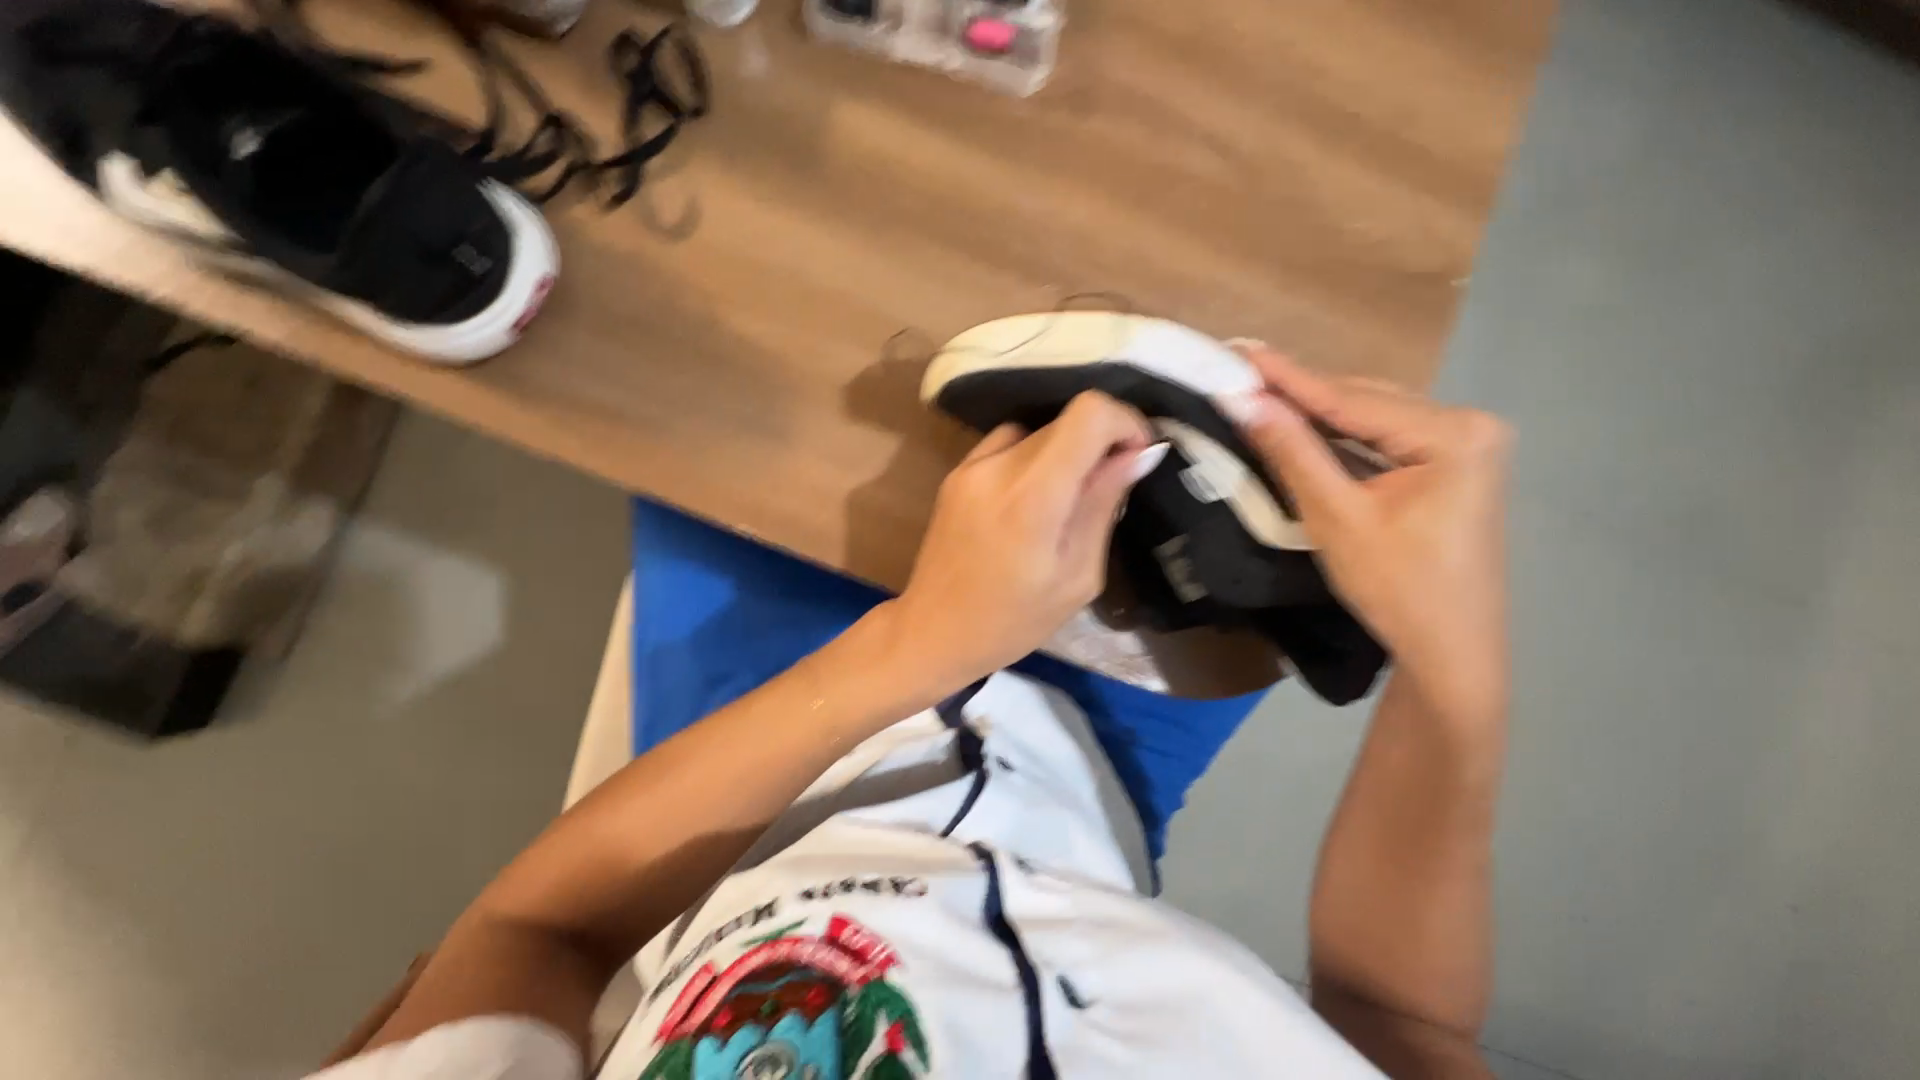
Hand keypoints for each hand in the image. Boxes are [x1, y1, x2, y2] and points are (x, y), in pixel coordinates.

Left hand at [880, 391, 1164, 696]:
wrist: (933, 631)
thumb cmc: (1013, 621)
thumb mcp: (1077, 577)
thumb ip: (1102, 506)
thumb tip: (1137, 454)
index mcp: (1032, 496)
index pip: (1089, 414)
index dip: (1124, 422)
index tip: (1137, 457)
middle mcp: (997, 466)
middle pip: (1066, 422)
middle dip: (1098, 445)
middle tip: (1107, 491)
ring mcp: (971, 465)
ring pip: (1038, 431)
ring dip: (1065, 454)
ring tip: (1066, 504)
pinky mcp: (956, 472)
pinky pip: (1008, 444)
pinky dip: (1033, 459)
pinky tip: (1032, 500)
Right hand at [1222, 345, 1512, 724]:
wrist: (1451, 652)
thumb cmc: (1397, 589)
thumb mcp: (1336, 518)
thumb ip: (1293, 452)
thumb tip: (1243, 400)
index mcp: (1453, 434)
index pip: (1351, 399)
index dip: (1287, 378)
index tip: (1238, 351)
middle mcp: (1469, 425)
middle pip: (1366, 402)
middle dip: (1302, 392)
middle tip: (1242, 372)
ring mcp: (1467, 445)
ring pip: (1374, 418)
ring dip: (1320, 412)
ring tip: (1263, 392)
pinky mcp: (1455, 466)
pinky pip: (1387, 439)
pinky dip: (1345, 437)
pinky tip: (1306, 426)